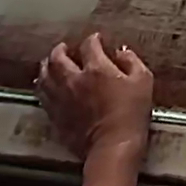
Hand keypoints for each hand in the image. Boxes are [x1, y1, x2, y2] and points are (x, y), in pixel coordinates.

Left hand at [37, 33, 153, 169]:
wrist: (112, 146)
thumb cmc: (131, 113)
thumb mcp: (143, 81)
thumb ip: (132, 62)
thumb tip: (121, 51)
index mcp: (96, 69)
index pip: (89, 46)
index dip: (93, 40)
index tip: (97, 39)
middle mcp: (73, 79)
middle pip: (58, 58)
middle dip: (61, 50)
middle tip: (64, 48)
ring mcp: (60, 98)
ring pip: (44, 75)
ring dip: (47, 66)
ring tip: (50, 63)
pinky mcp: (54, 115)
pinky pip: (42, 94)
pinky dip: (43, 85)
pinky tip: (46, 85)